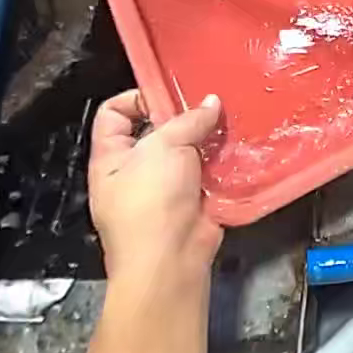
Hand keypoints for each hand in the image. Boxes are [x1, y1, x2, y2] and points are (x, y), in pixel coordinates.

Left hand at [87, 90, 222, 290]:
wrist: (170, 259)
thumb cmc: (152, 201)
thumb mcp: (163, 148)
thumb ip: (188, 120)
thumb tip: (212, 102)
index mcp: (112, 157)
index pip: (114, 113)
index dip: (139, 97)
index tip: (172, 94)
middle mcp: (137, 169)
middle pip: (159, 129)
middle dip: (186, 116)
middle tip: (213, 106)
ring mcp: (167, 185)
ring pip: (190, 149)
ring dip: (210, 138)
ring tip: (233, 123)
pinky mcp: (195, 198)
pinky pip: (210, 170)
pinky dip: (224, 160)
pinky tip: (240, 148)